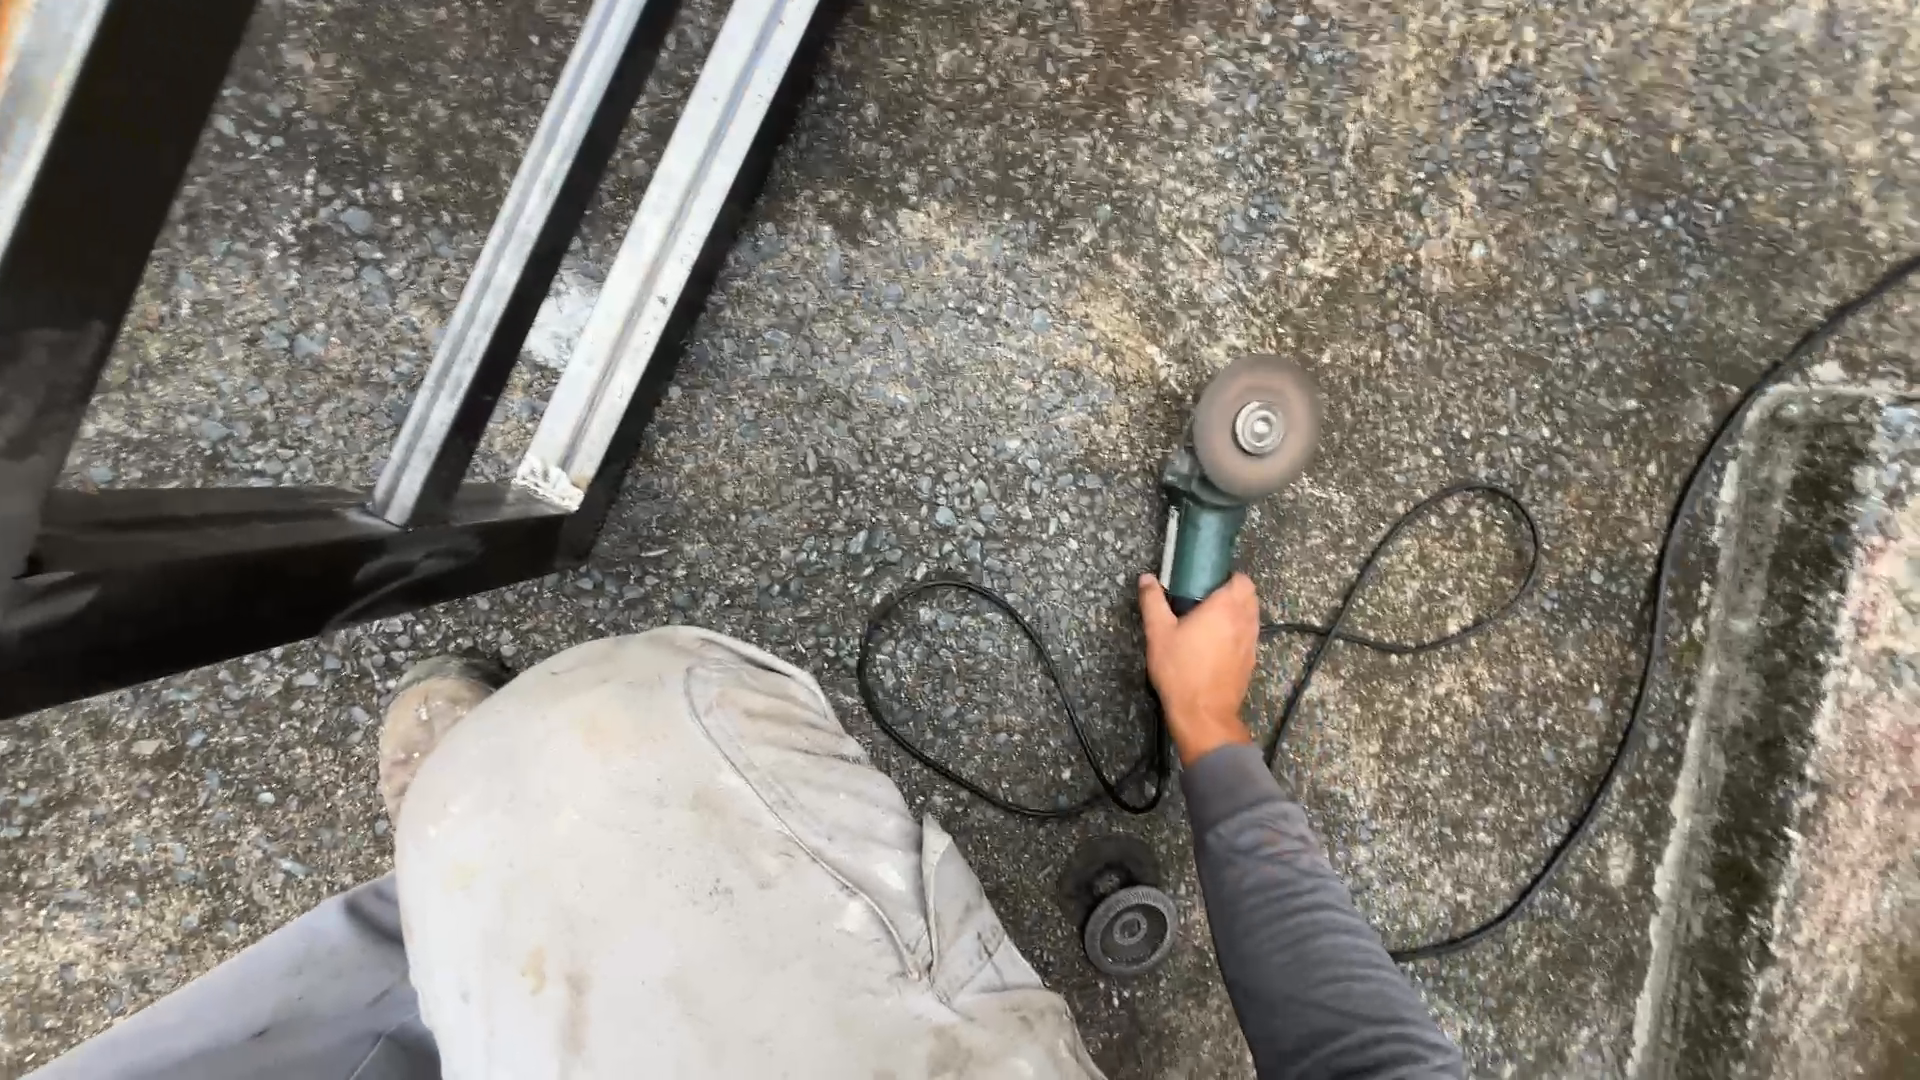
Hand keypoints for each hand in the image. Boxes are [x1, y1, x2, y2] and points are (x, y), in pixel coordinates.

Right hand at [1137, 572, 1258, 765]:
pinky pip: (1249, 637)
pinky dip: (1238, 633)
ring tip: (1211, 621)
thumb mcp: (1158, 633)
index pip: (1242, 580)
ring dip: (1238, 613)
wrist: (1203, 713)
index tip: (1208, 582)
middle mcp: (1244, 622)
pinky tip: (1217, 644)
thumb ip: (1153, 601)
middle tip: (1207, 599)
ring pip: (1252, 617)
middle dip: (1234, 593)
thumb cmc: (1180, 669)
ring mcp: (1250, 643)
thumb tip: (1147, 578)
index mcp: (1225, 608)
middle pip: (1250, 596)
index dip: (1228, 577)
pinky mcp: (1250, 662)